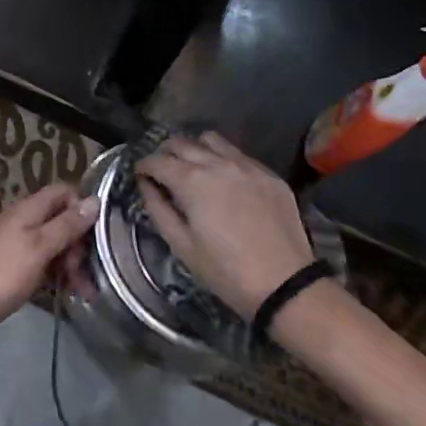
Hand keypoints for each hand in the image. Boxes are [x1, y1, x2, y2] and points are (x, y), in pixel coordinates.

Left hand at [0, 184, 99, 338]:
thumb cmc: (2, 272)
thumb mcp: (40, 246)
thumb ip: (67, 224)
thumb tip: (94, 200)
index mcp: (31, 208)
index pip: (64, 192)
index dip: (82, 207)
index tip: (94, 234)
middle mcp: (26, 220)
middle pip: (62, 219)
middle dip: (79, 242)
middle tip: (85, 270)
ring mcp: (20, 243)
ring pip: (55, 243)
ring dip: (72, 262)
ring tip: (86, 292)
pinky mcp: (16, 265)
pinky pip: (45, 261)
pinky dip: (58, 273)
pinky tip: (69, 292)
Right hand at [136, 133, 314, 319]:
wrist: (285, 285)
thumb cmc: (226, 271)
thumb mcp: (182, 246)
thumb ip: (159, 210)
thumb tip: (146, 185)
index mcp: (192, 180)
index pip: (158, 160)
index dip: (144, 165)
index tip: (140, 174)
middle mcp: (217, 162)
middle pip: (182, 143)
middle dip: (165, 152)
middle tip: (162, 169)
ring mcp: (246, 165)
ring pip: (211, 140)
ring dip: (195, 148)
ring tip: (193, 167)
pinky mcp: (268, 173)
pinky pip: (238, 154)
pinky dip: (223, 159)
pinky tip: (225, 180)